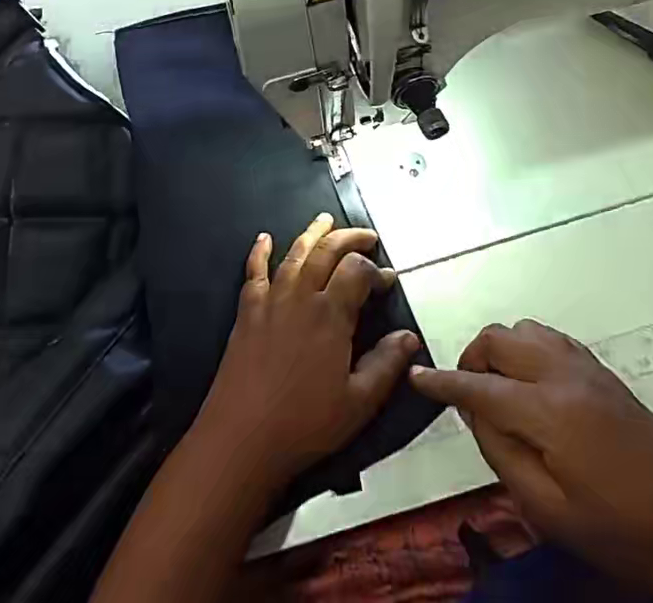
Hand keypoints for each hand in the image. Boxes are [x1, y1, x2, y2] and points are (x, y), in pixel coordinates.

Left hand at [190, 213, 420, 492]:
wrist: (243, 433)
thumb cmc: (305, 422)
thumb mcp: (359, 402)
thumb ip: (386, 365)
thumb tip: (409, 337)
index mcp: (331, 315)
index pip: (357, 272)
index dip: (376, 272)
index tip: (388, 281)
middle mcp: (300, 296)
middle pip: (326, 251)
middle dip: (349, 238)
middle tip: (367, 236)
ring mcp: (270, 300)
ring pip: (294, 254)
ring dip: (312, 234)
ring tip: (325, 220)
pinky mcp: (247, 310)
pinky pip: (254, 271)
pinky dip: (260, 251)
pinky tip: (265, 238)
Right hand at [407, 320, 652, 564]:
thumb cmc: (625, 533)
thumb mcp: (549, 510)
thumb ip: (500, 452)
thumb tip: (473, 413)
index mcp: (548, 411)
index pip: (477, 385)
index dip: (440, 382)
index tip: (415, 377)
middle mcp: (564, 376)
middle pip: (498, 340)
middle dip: (471, 360)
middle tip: (467, 397)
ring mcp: (588, 370)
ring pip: (524, 330)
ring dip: (501, 351)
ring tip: (499, 389)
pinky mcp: (605, 374)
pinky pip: (552, 339)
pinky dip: (529, 349)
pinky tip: (531, 383)